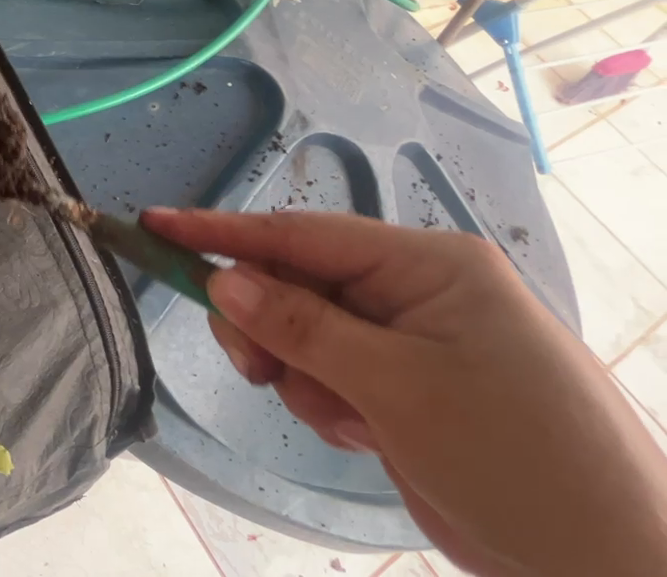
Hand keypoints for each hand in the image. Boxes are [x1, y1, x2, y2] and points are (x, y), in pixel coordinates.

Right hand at [143, 207, 666, 576]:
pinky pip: (321, 370)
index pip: (297, 233)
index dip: (218, 230)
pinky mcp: (399, 383)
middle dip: (264, 325)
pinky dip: (322, 400)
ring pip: (296, 332)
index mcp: (426, 266)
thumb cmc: (517, 458)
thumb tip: (220, 280)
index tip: (152, 223)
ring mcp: (406, 338)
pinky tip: (363, 432)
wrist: (614, 571)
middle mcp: (412, 291)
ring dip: (296, 374)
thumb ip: (297, 326)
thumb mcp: (395, 386)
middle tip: (252, 369)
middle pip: (289, 283)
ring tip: (338, 417)